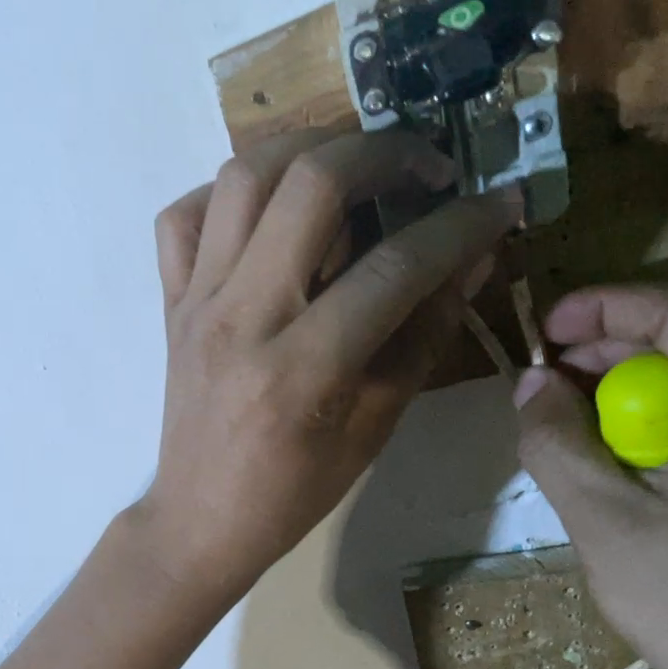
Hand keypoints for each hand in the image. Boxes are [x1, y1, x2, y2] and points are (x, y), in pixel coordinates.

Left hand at [137, 129, 517, 592]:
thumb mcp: (373, 427)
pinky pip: (182, 217)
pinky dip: (226, 196)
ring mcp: (196, 303)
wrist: (198, 520)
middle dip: (385, 151)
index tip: (497, 204)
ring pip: (242, 177)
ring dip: (307, 149)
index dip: (461, 224)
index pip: (394, 264)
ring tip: (351, 168)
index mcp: (302, 366)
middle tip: (423, 168)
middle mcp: (242, 317)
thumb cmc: (292, 492)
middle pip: (311, 181)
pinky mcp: (170, 304)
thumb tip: (472, 256)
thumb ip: (423, 336)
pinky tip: (266, 213)